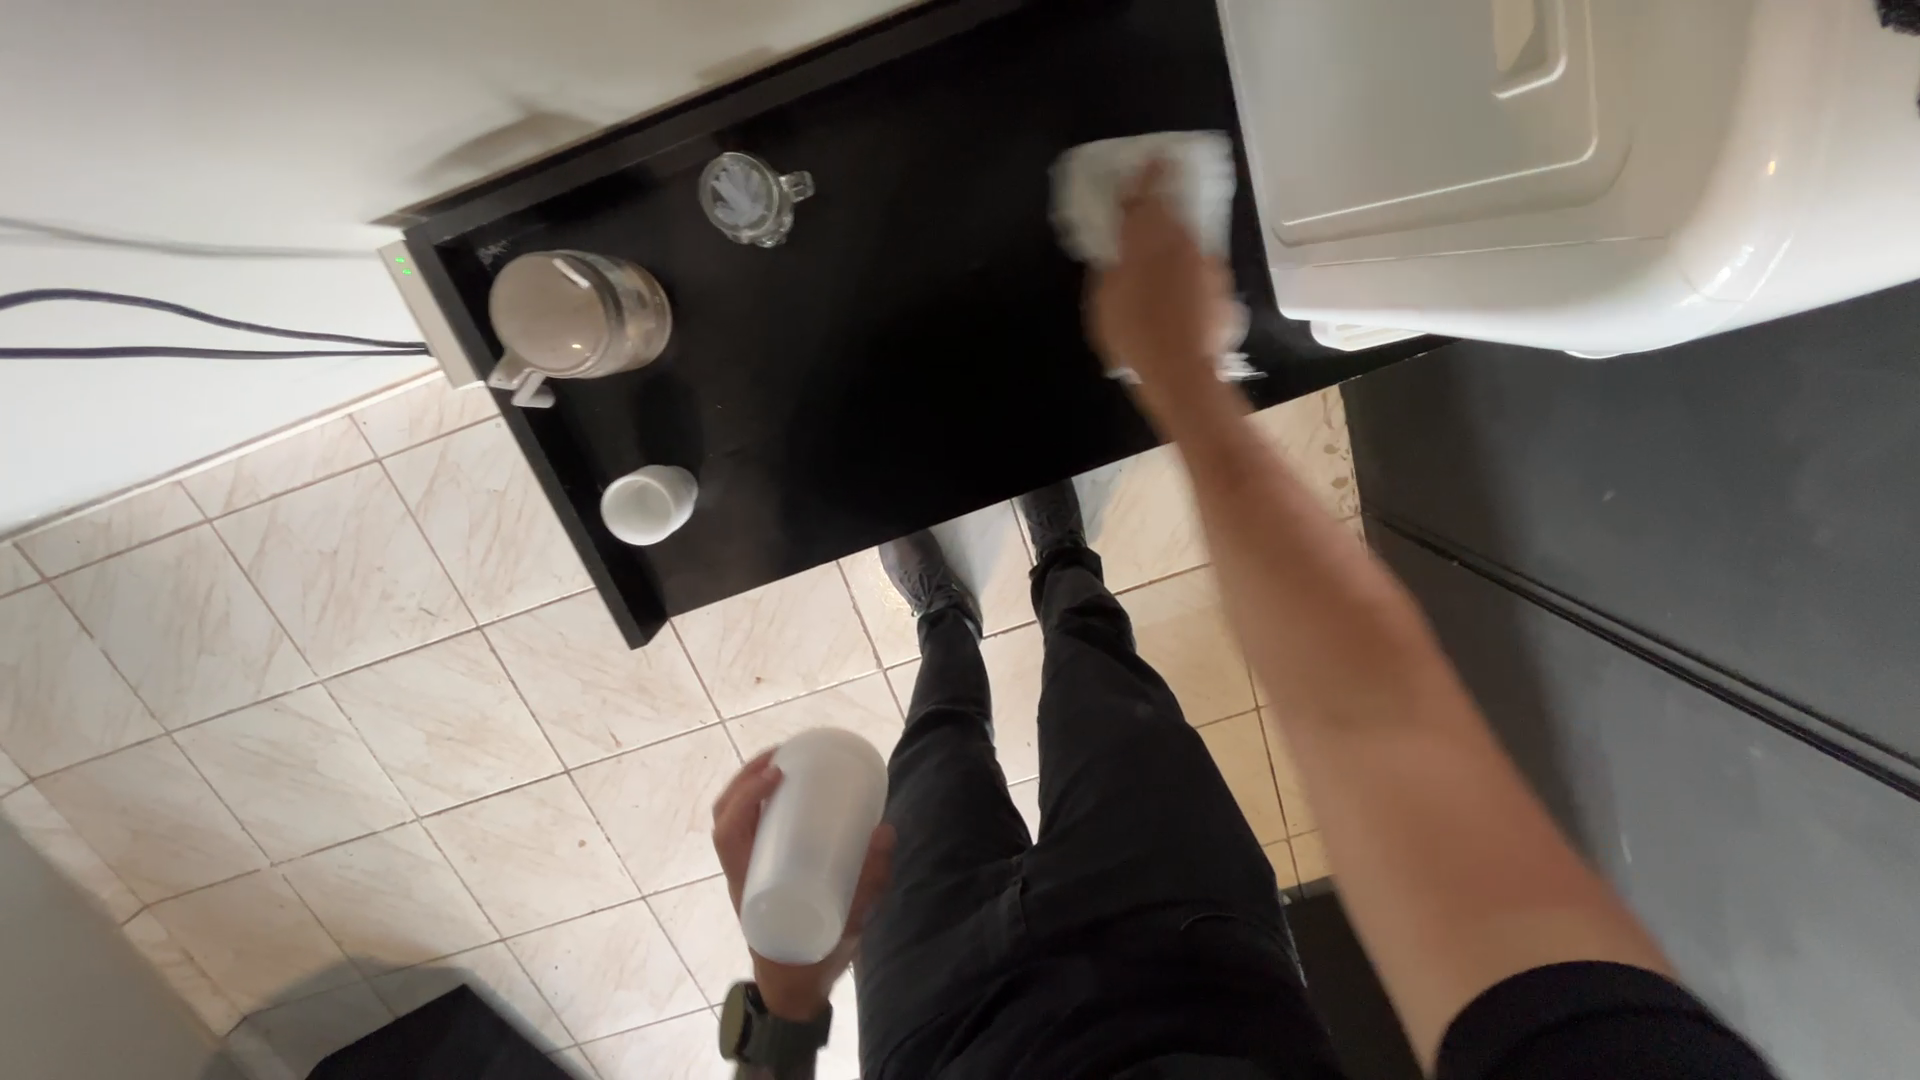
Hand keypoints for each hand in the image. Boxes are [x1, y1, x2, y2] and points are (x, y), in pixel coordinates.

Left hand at [712, 750, 895, 1021]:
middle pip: (725, 815)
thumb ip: (869, 882)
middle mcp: (740, 873)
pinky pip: (744, 827)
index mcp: (748, 885)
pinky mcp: (757, 869)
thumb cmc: (814, 957)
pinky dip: (754, 800)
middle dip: (747, 777)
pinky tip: (781, 787)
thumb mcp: (847, 923)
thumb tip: (886, 830)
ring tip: (781, 760)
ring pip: (731, 818)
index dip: (746, 795)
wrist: (795, 989)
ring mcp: (745, 870)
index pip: (729, 832)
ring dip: (747, 784)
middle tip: (784, 753)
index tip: (776, 773)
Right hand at [1086, 158, 1237, 408]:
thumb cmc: (1135, 338)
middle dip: (1167, 193)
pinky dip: (1191, 267)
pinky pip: (1201, 266)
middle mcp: (1181, 243)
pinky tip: (1182, 285)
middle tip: (1161, 184)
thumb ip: (1110, 271)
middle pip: (1174, 207)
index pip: (1145, 196)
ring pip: (1190, 236)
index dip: (1145, 176)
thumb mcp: (1105, 304)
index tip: (1148, 158)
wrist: (1183, 372)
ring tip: (1168, 241)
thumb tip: (1115, 252)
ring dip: (1180, 232)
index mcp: (1146, 242)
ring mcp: (1207, 263)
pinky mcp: (1222, 286)